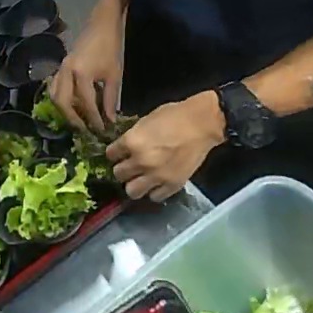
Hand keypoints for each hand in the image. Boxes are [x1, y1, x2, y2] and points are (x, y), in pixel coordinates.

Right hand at [48, 0, 123, 134]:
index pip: (86, 104)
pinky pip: (55, 87)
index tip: (101, 132)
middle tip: (86, 130)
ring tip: (78, 120)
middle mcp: (66, 72)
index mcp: (81, 74)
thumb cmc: (110, 47)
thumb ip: (109, 99)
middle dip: (73, 120)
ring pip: (55, 96)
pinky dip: (61, 99)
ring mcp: (61, 68)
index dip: (94, 120)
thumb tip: (109, 120)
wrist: (102, 24)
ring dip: (65, 111)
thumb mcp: (113, 75)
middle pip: (63, 103)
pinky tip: (72, 105)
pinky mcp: (61, 66)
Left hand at [105, 91, 224, 200]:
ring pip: (132, 191)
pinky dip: (154, 190)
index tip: (118, 153)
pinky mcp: (172, 185)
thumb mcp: (147, 119)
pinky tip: (157, 182)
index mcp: (132, 141)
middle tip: (130, 164)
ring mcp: (156, 176)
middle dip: (123, 168)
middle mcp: (141, 161)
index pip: (111, 154)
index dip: (114, 152)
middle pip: (118, 174)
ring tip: (141, 177)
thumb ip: (134, 135)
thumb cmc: (175, 115)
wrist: (202, 123)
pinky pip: (154, 197)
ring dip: (135, 184)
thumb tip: (126, 145)